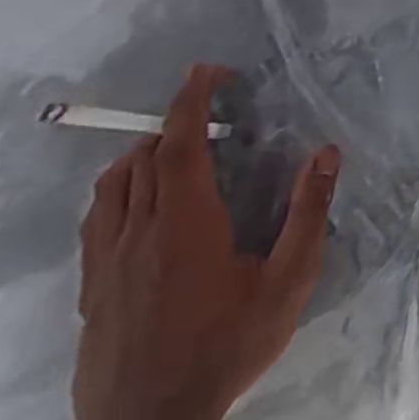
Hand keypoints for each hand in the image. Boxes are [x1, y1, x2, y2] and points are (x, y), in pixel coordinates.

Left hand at [74, 65, 340, 419]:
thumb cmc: (225, 348)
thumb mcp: (286, 284)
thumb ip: (308, 214)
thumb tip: (326, 153)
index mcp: (186, 222)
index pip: (180, 142)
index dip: (190, 99)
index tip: (206, 71)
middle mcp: (140, 229)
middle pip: (145, 155)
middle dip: (175, 120)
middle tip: (211, 113)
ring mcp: (107, 258)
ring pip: (114, 183)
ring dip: (144, 152)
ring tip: (177, 152)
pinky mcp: (91, 286)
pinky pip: (98, 217)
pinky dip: (120, 188)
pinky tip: (141, 204)